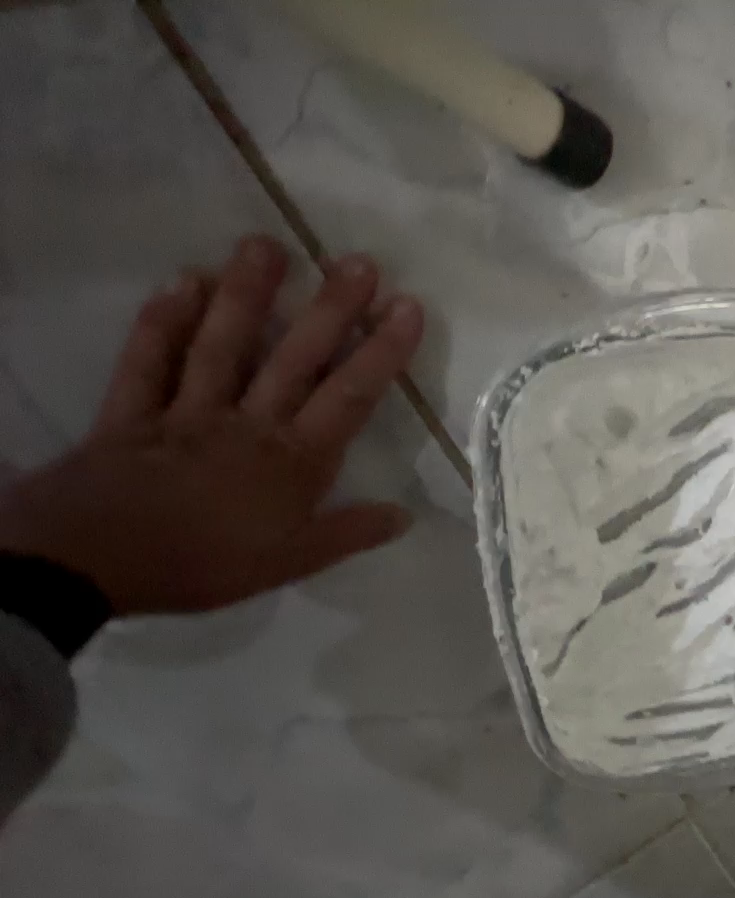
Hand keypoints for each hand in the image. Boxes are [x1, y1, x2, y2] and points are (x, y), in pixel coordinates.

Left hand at [0, 235, 424, 615]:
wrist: (83, 569)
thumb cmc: (204, 565)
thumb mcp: (293, 562)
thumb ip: (351, 533)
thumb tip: (405, 514)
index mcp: (293, 459)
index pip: (349, 396)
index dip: (381, 350)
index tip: (405, 307)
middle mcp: (247, 423)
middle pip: (294, 359)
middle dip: (329, 309)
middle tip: (355, 262)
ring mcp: (186, 412)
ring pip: (223, 346)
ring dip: (247, 295)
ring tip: (267, 246)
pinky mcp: (130, 414)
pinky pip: (147, 361)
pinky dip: (162, 321)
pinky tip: (182, 282)